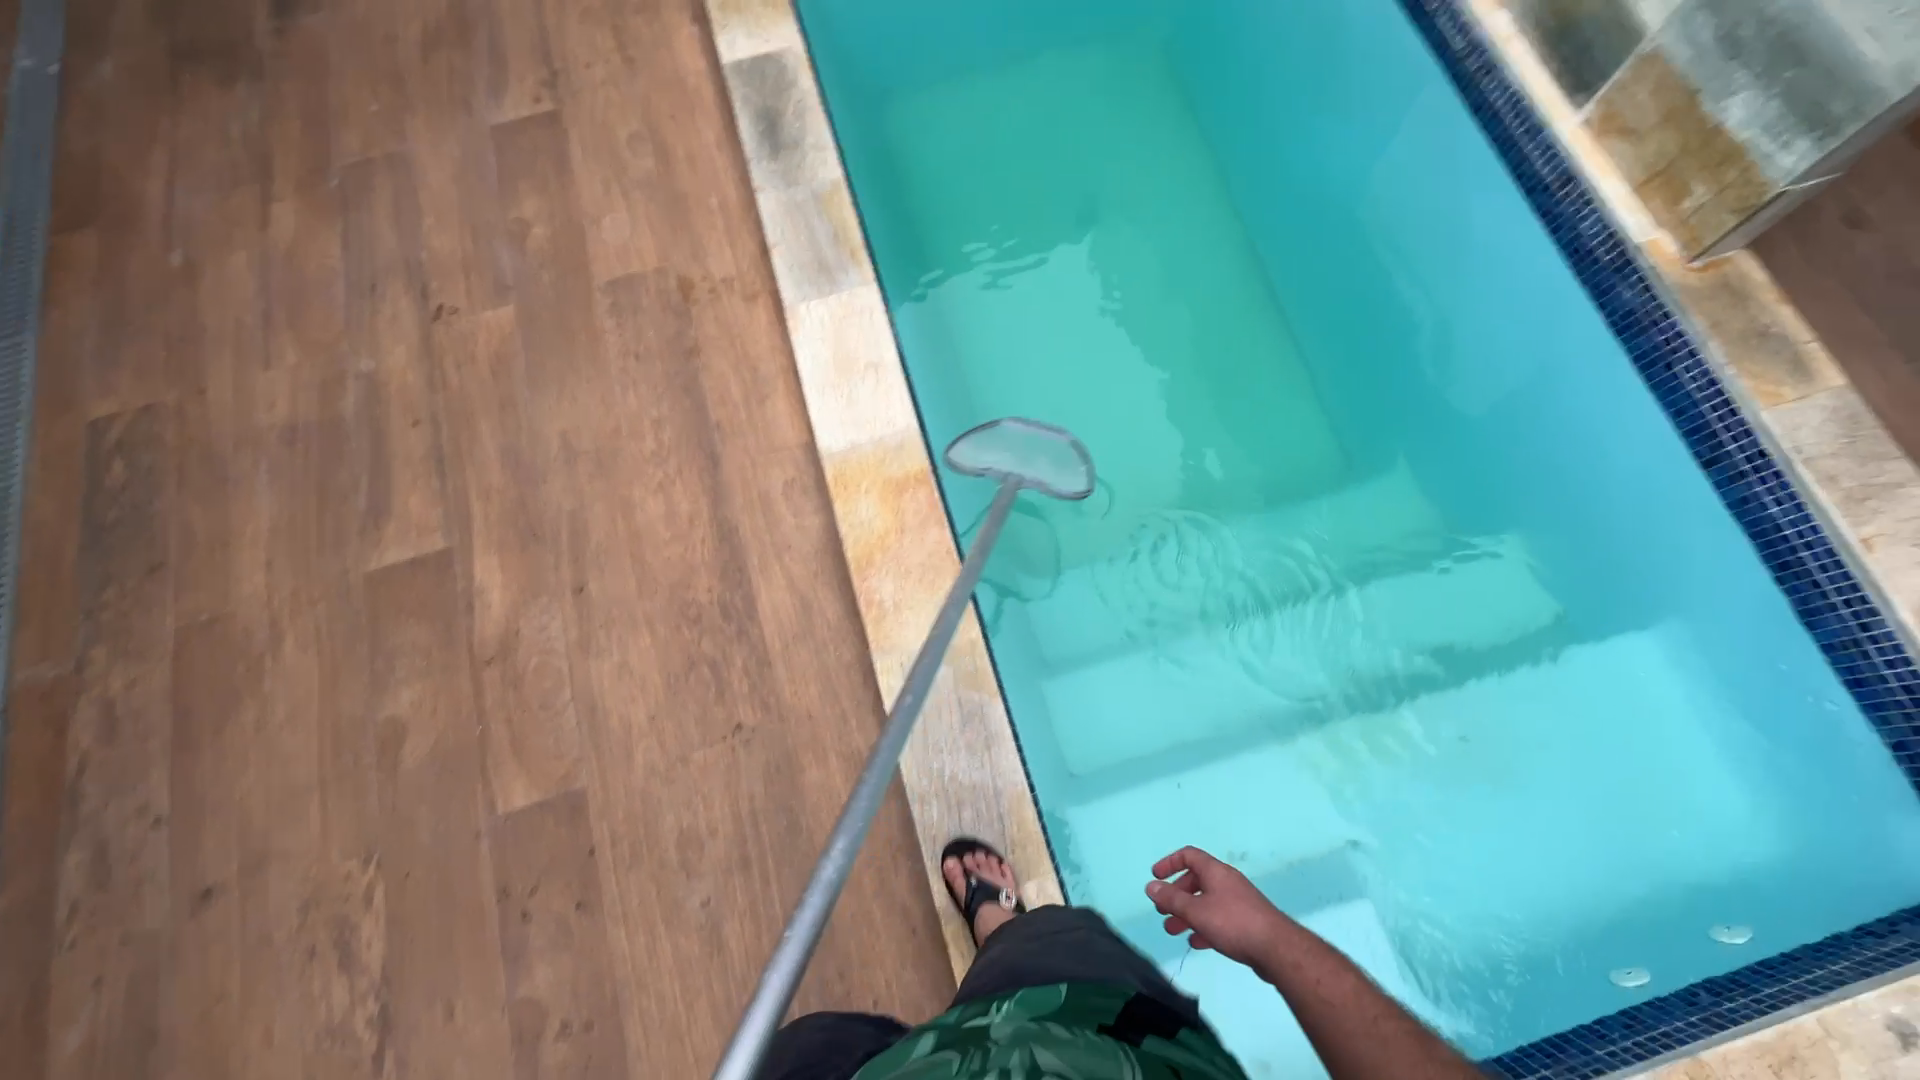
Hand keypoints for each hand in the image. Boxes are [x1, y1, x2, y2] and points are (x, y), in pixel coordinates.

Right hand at [1145, 846, 1289, 968]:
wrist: (1277, 949)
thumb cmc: (1233, 923)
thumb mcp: (1196, 911)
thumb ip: (1171, 899)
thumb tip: (1150, 886)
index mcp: (1215, 872)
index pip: (1188, 856)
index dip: (1169, 863)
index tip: (1156, 877)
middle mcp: (1226, 882)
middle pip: (1195, 880)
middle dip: (1176, 895)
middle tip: (1162, 911)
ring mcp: (1238, 902)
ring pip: (1206, 902)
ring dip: (1187, 914)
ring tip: (1173, 930)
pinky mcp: (1246, 922)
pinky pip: (1219, 918)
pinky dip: (1204, 926)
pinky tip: (1197, 942)